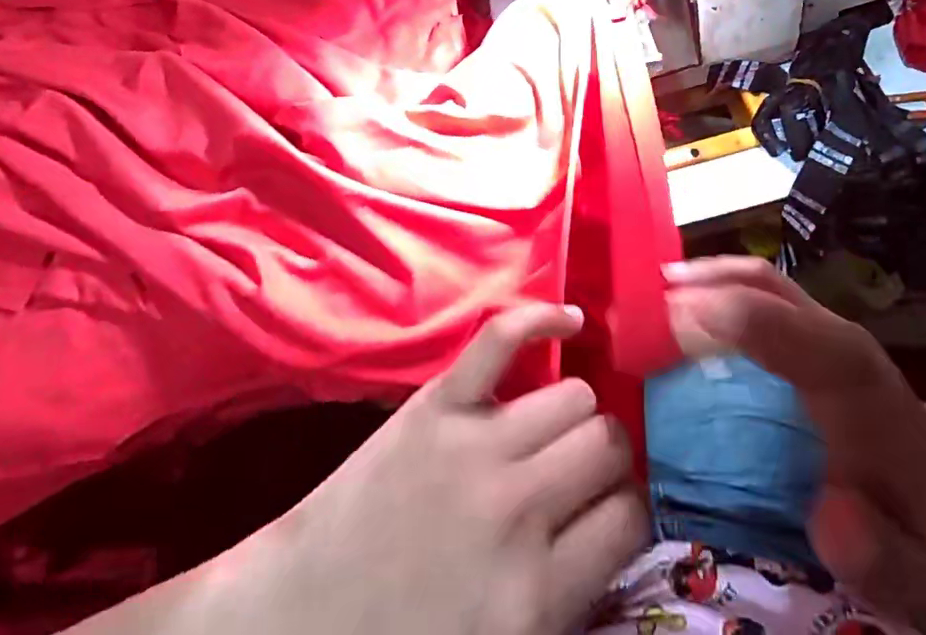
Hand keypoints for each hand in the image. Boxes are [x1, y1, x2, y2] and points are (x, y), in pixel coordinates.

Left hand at [217, 303, 648, 634]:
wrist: (294, 622)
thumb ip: (573, 592)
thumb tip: (622, 524)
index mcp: (538, 593)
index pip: (631, 515)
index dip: (627, 507)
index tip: (610, 506)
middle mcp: (519, 508)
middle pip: (609, 445)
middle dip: (606, 457)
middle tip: (580, 470)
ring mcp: (476, 447)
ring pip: (577, 396)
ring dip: (574, 414)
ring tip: (551, 431)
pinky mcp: (436, 404)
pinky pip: (505, 338)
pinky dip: (542, 320)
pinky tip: (570, 321)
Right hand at [665, 256, 925, 623]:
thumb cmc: (920, 525)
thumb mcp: (911, 566)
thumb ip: (877, 551)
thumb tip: (830, 519)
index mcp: (860, 388)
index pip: (805, 340)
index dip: (744, 321)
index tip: (674, 315)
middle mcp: (837, 339)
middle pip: (768, 289)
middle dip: (701, 285)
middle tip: (632, 305)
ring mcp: (821, 325)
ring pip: (756, 280)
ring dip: (698, 279)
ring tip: (638, 297)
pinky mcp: (805, 326)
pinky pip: (751, 291)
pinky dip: (709, 286)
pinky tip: (672, 304)